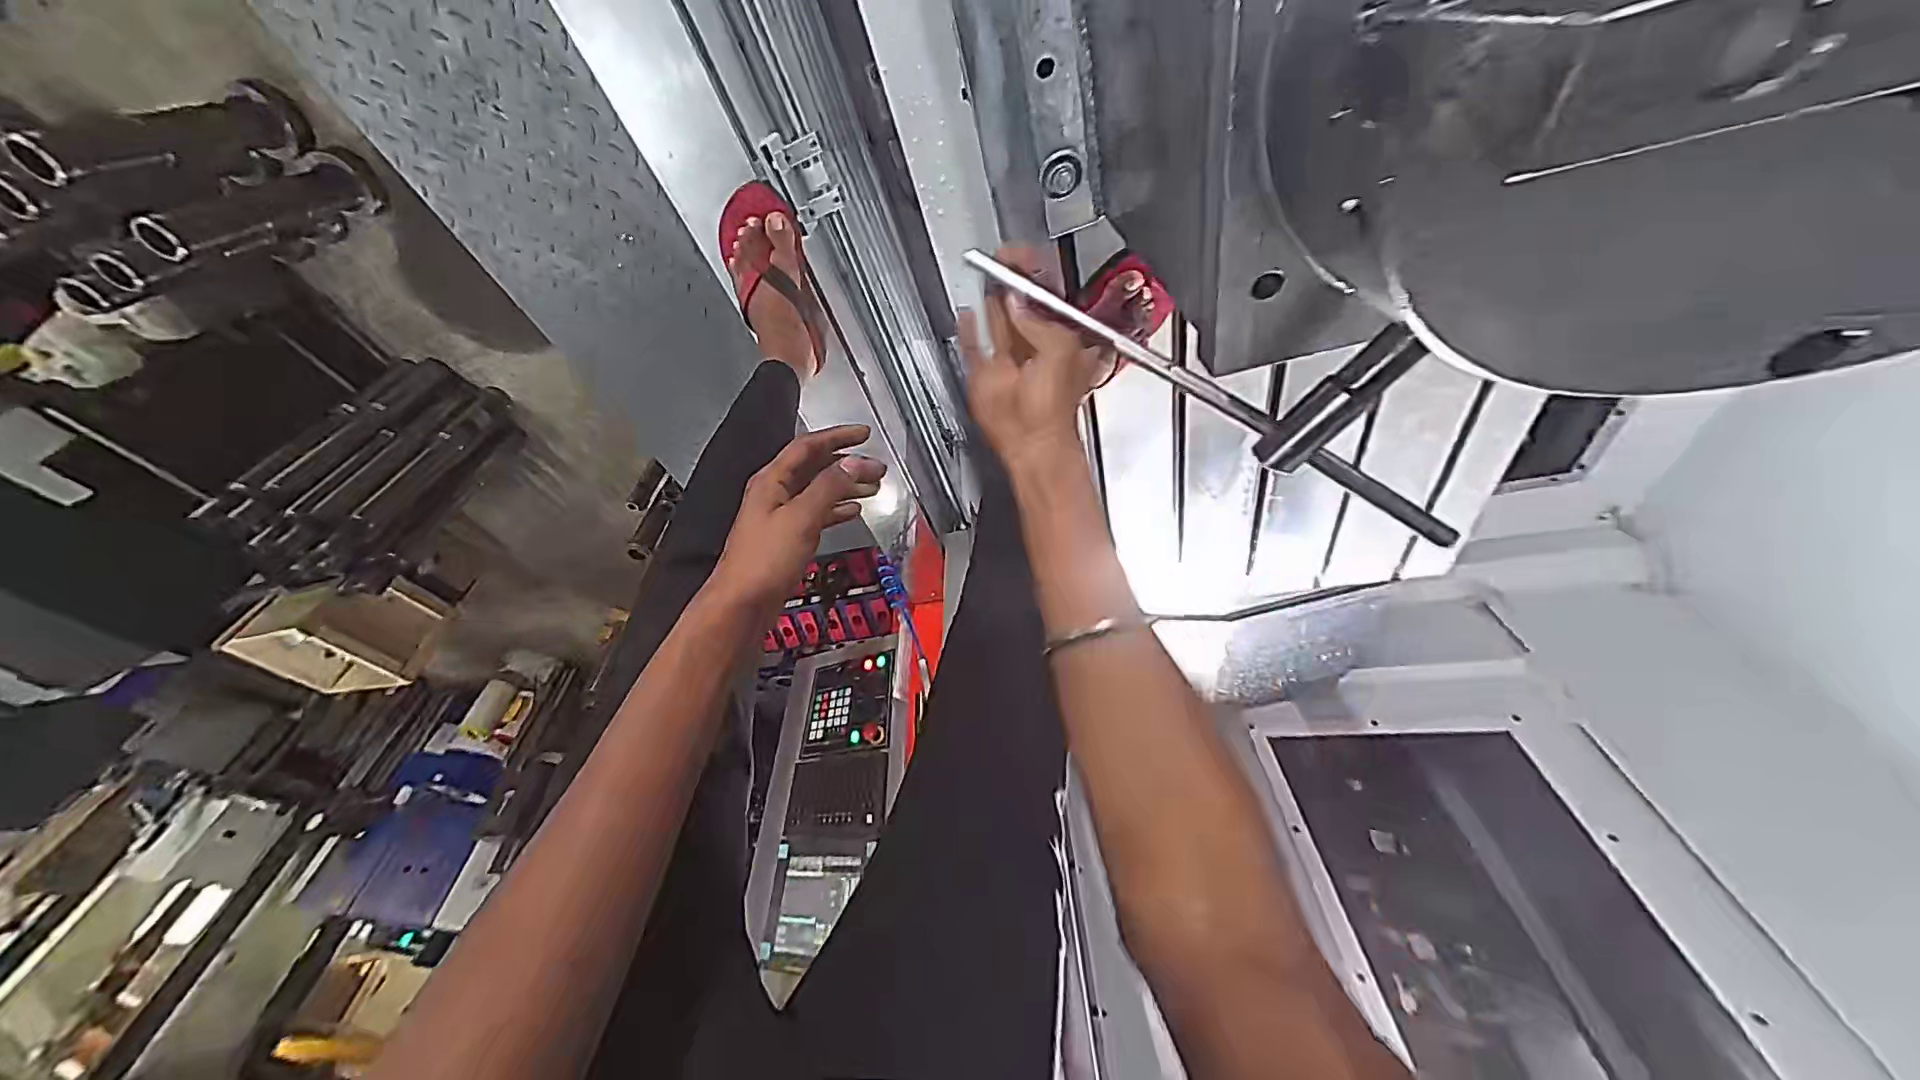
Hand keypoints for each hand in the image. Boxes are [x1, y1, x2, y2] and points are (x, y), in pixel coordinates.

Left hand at [711, 425, 886, 607]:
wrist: (743, 603)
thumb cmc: (761, 563)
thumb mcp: (801, 517)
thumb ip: (828, 487)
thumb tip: (852, 464)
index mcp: (771, 482)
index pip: (807, 446)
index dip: (837, 436)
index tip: (861, 434)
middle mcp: (774, 495)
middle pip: (815, 468)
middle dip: (847, 464)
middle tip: (874, 465)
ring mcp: (780, 517)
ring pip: (818, 491)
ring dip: (845, 486)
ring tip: (870, 486)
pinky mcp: (787, 538)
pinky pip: (817, 514)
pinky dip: (836, 509)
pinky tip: (850, 511)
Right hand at [961, 248, 1108, 473]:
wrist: (1031, 440)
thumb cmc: (1054, 407)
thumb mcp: (1059, 350)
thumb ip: (1038, 321)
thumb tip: (1017, 303)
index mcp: (1060, 340)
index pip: (1047, 296)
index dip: (1035, 274)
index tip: (1021, 257)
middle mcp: (1034, 346)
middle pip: (1020, 304)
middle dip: (1012, 280)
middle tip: (1002, 260)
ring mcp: (1008, 360)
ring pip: (996, 320)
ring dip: (991, 300)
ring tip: (986, 274)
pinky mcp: (985, 374)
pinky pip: (974, 345)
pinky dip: (970, 330)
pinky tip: (969, 315)